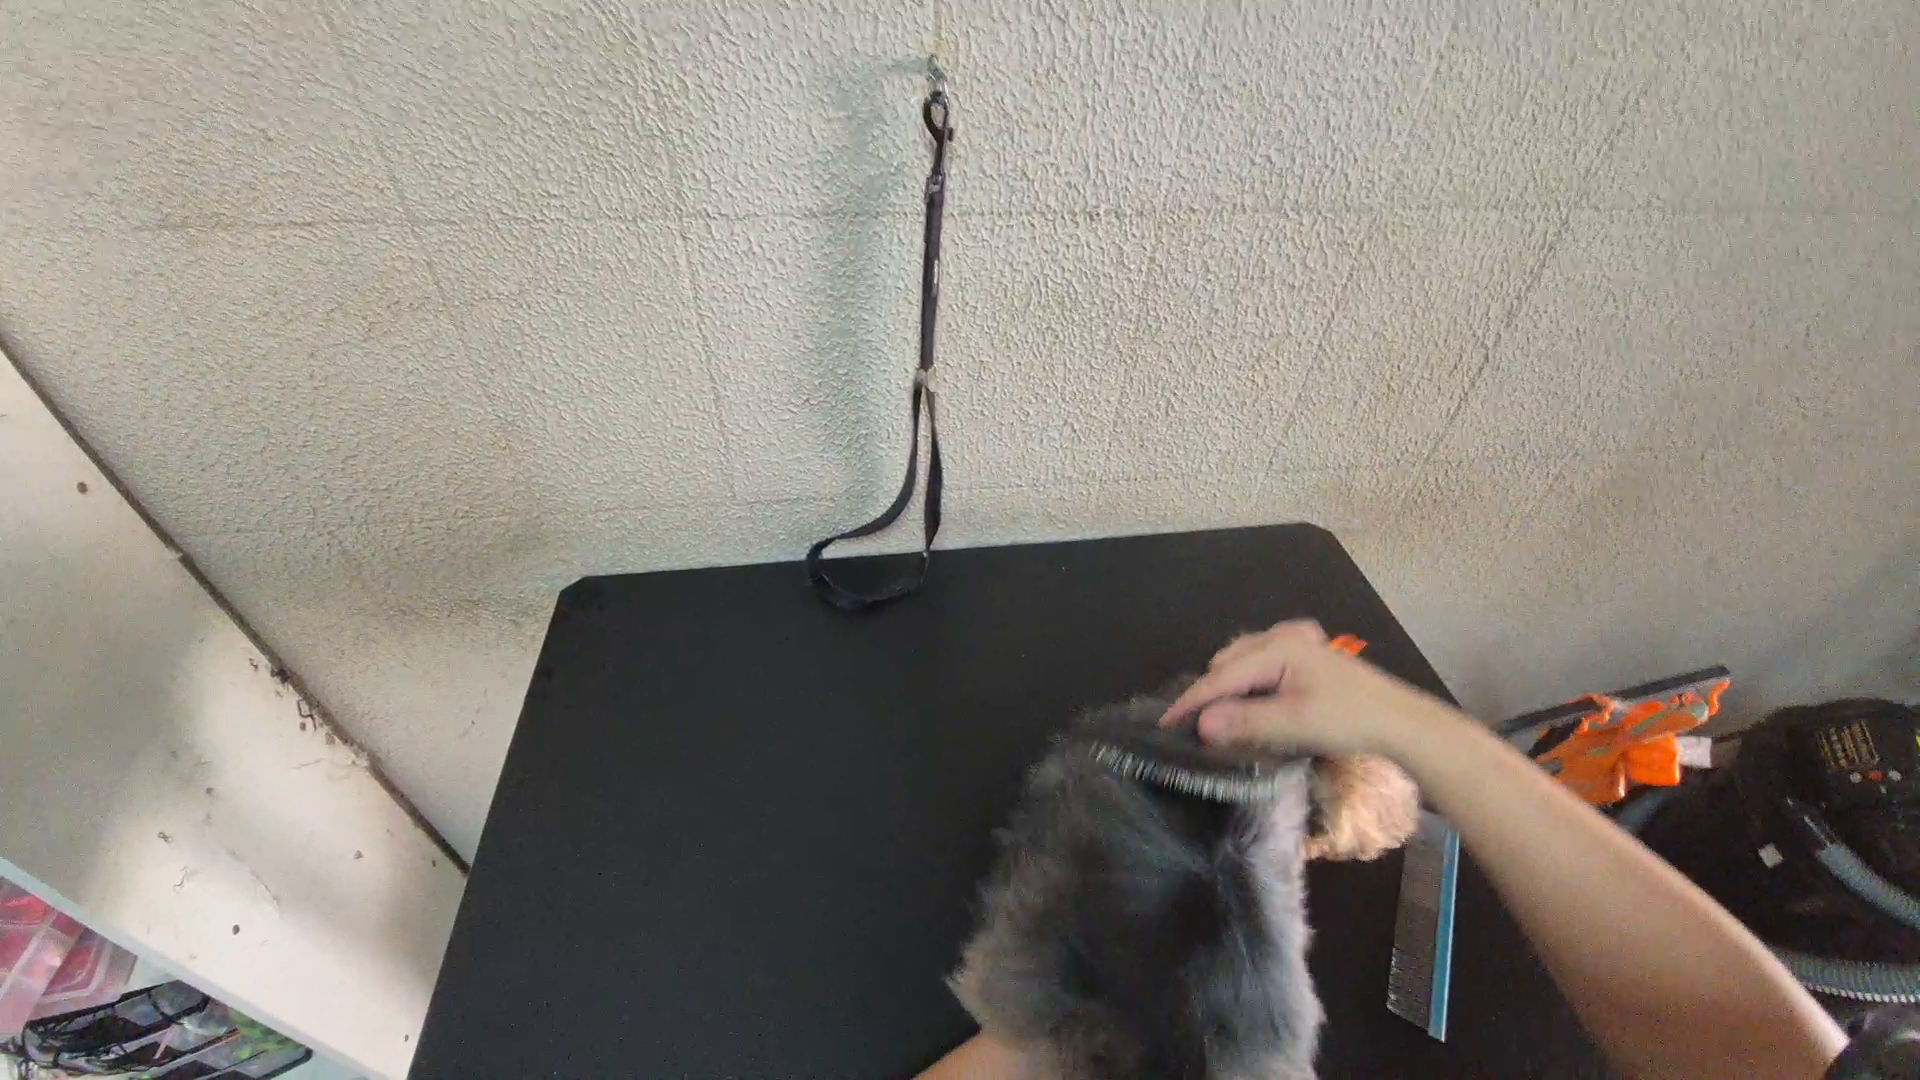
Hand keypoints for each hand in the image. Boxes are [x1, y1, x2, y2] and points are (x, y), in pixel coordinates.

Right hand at [1159, 619, 1447, 757]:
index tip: (1165, 723)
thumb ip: (1246, 722)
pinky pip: (1257, 661)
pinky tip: (1252, 699)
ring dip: (1227, 687)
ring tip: (1223, 717)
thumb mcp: (1294, 725)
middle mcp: (1280, 636)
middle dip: (1209, 693)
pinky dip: (1246, 680)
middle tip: (1198, 727)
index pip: (1221, 676)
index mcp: (1276, 648)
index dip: (1191, 701)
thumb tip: (1201, 724)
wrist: (1401, 721)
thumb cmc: (1348, 720)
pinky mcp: (1303, 652)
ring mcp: (1293, 640)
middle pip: (1226, 663)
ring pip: (1240, 660)